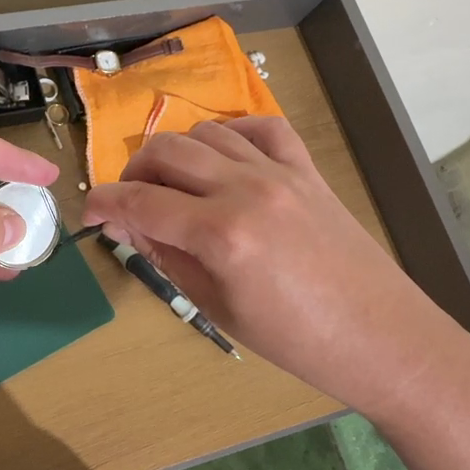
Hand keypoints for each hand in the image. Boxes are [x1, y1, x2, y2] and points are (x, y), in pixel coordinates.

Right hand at [81, 117, 465, 396]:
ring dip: (175, 154)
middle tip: (129, 204)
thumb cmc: (295, 341)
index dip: (103, 204)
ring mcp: (280, 173)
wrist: (381, 337)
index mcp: (221, 234)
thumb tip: (131, 226)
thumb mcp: (217, 308)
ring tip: (171, 186)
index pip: (139, 202)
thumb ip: (168, 258)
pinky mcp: (307, 170)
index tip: (89, 214)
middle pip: (165, 153)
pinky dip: (230, 134)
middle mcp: (246, 189)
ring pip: (206, 133)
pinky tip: (222, 158)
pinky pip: (261, 128)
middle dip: (132, 173)